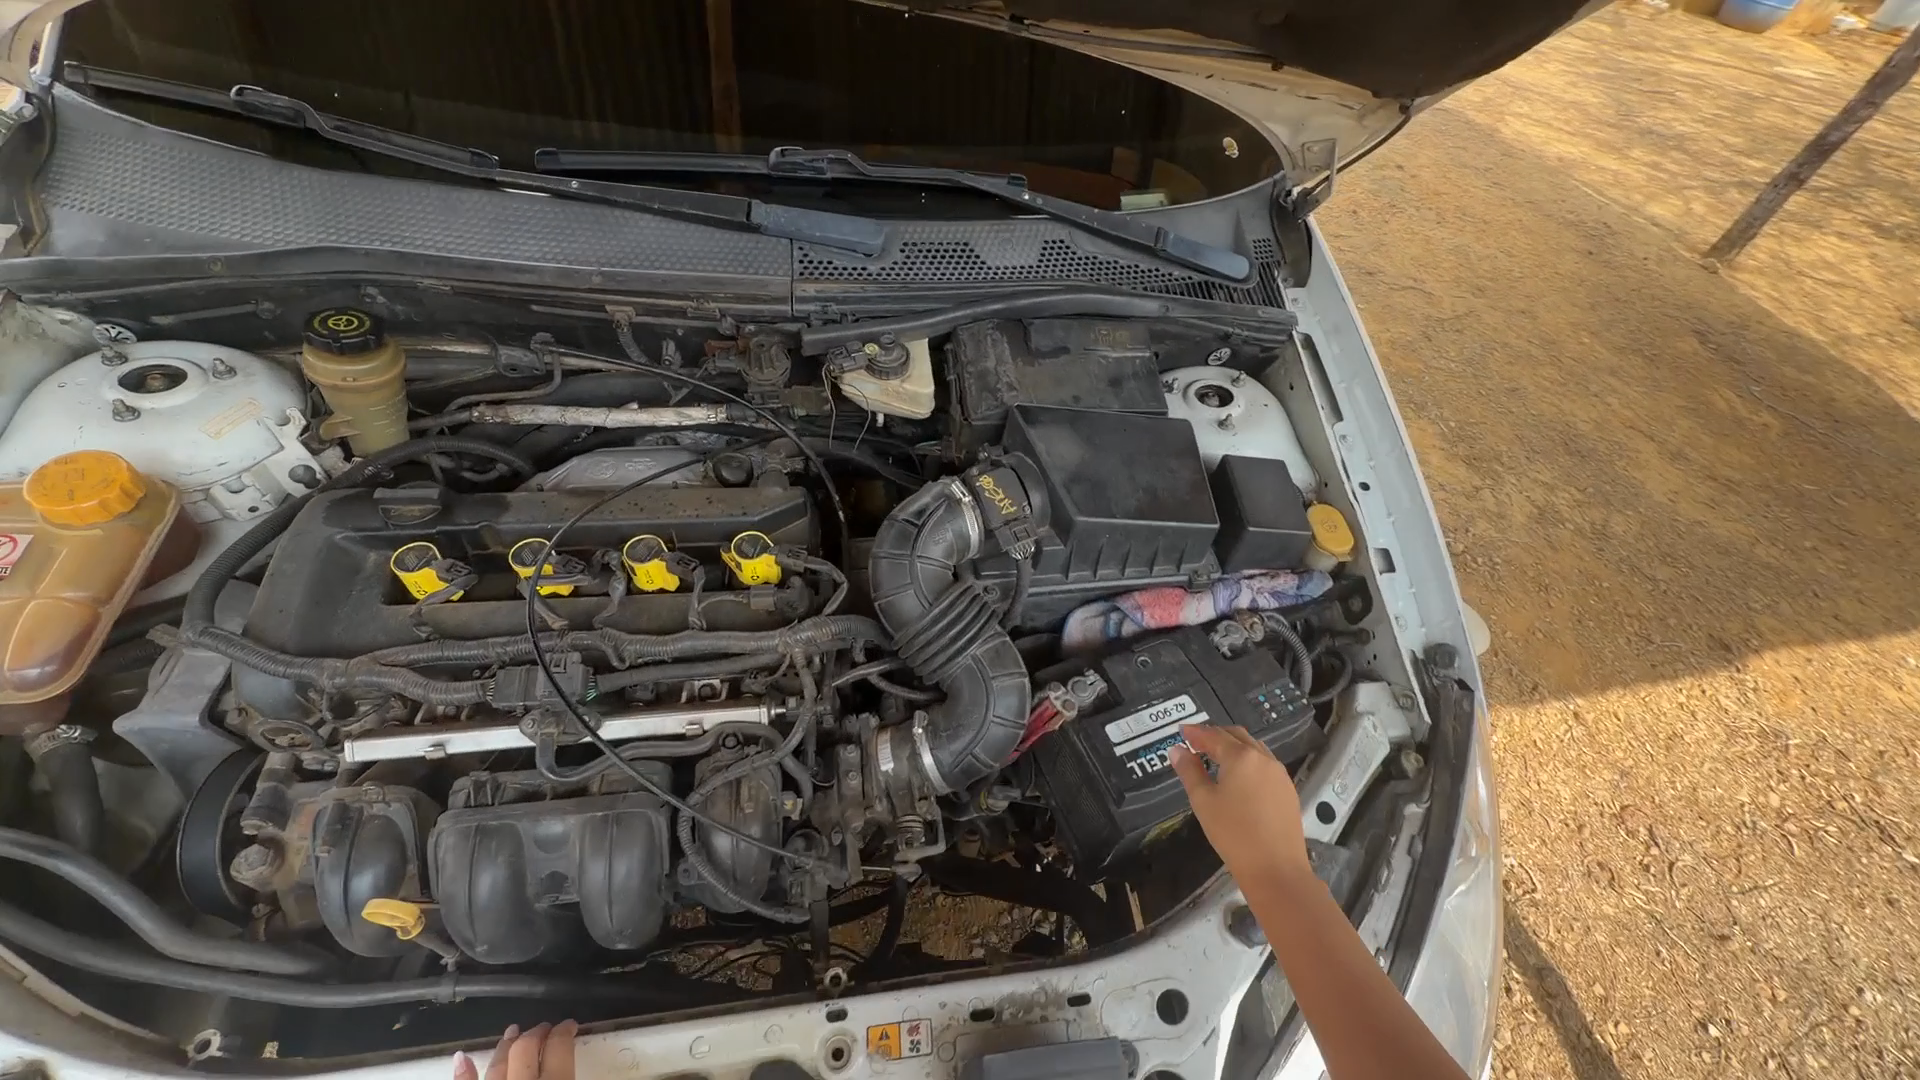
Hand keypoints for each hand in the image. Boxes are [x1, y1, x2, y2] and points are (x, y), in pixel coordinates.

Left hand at [454, 1022, 576, 1079]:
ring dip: (505, 1047)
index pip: (560, 1046)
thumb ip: (574, 1075)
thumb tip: (578, 1068)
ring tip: (512, 1032)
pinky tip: (461, 1058)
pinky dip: (463, 1073)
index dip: (565, 1030)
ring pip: (497, 1066)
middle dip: (536, 1033)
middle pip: (526, 1049)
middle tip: (546, 1028)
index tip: (570, 1025)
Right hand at [1170, 725, 1311, 889]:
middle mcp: (1263, 758)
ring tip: (1216, 757)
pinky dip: (1248, 761)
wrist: (1276, 869)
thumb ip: (1189, 771)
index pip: (1213, 735)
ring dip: (1233, 746)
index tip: (1181, 730)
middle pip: (1236, 736)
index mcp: (1241, 757)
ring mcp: (1279, 774)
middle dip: (1215, 735)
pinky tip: (1239, 777)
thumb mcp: (1203, 801)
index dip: (1195, 732)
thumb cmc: (1233, 833)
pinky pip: (1265, 764)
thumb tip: (1177, 750)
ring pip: (1254, 748)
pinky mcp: (1288, 790)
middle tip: (1196, 742)